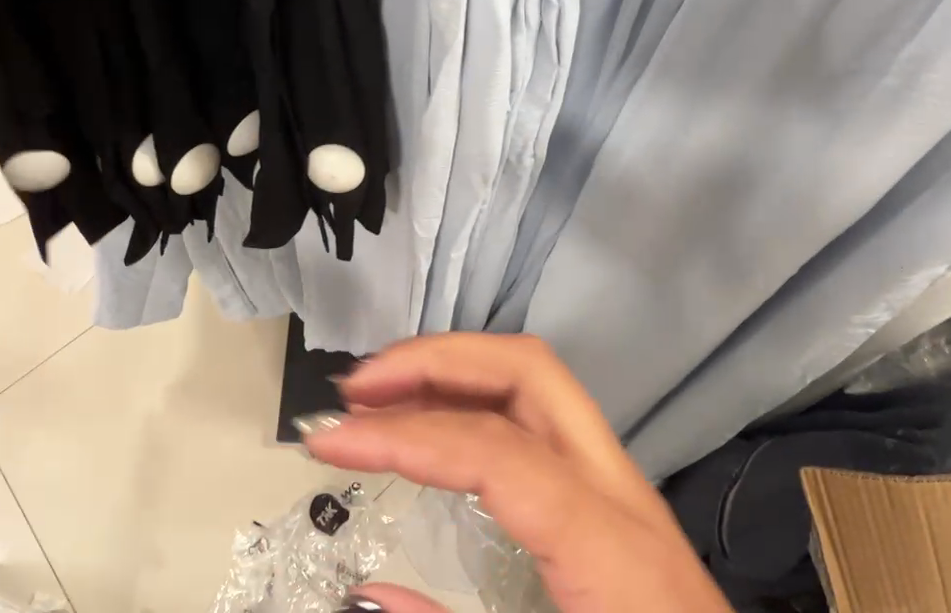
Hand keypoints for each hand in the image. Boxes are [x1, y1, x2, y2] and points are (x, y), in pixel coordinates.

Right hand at [299, 334, 733, 612]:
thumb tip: (366, 594)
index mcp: (611, 544)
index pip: (497, 450)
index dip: (406, 435)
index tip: (329, 440)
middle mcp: (621, 489)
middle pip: (528, 371)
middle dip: (435, 361)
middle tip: (358, 387)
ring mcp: (619, 483)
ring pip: (532, 381)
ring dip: (450, 371)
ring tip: (376, 394)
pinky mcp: (607, 495)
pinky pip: (535, 419)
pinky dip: (472, 403)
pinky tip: (428, 426)